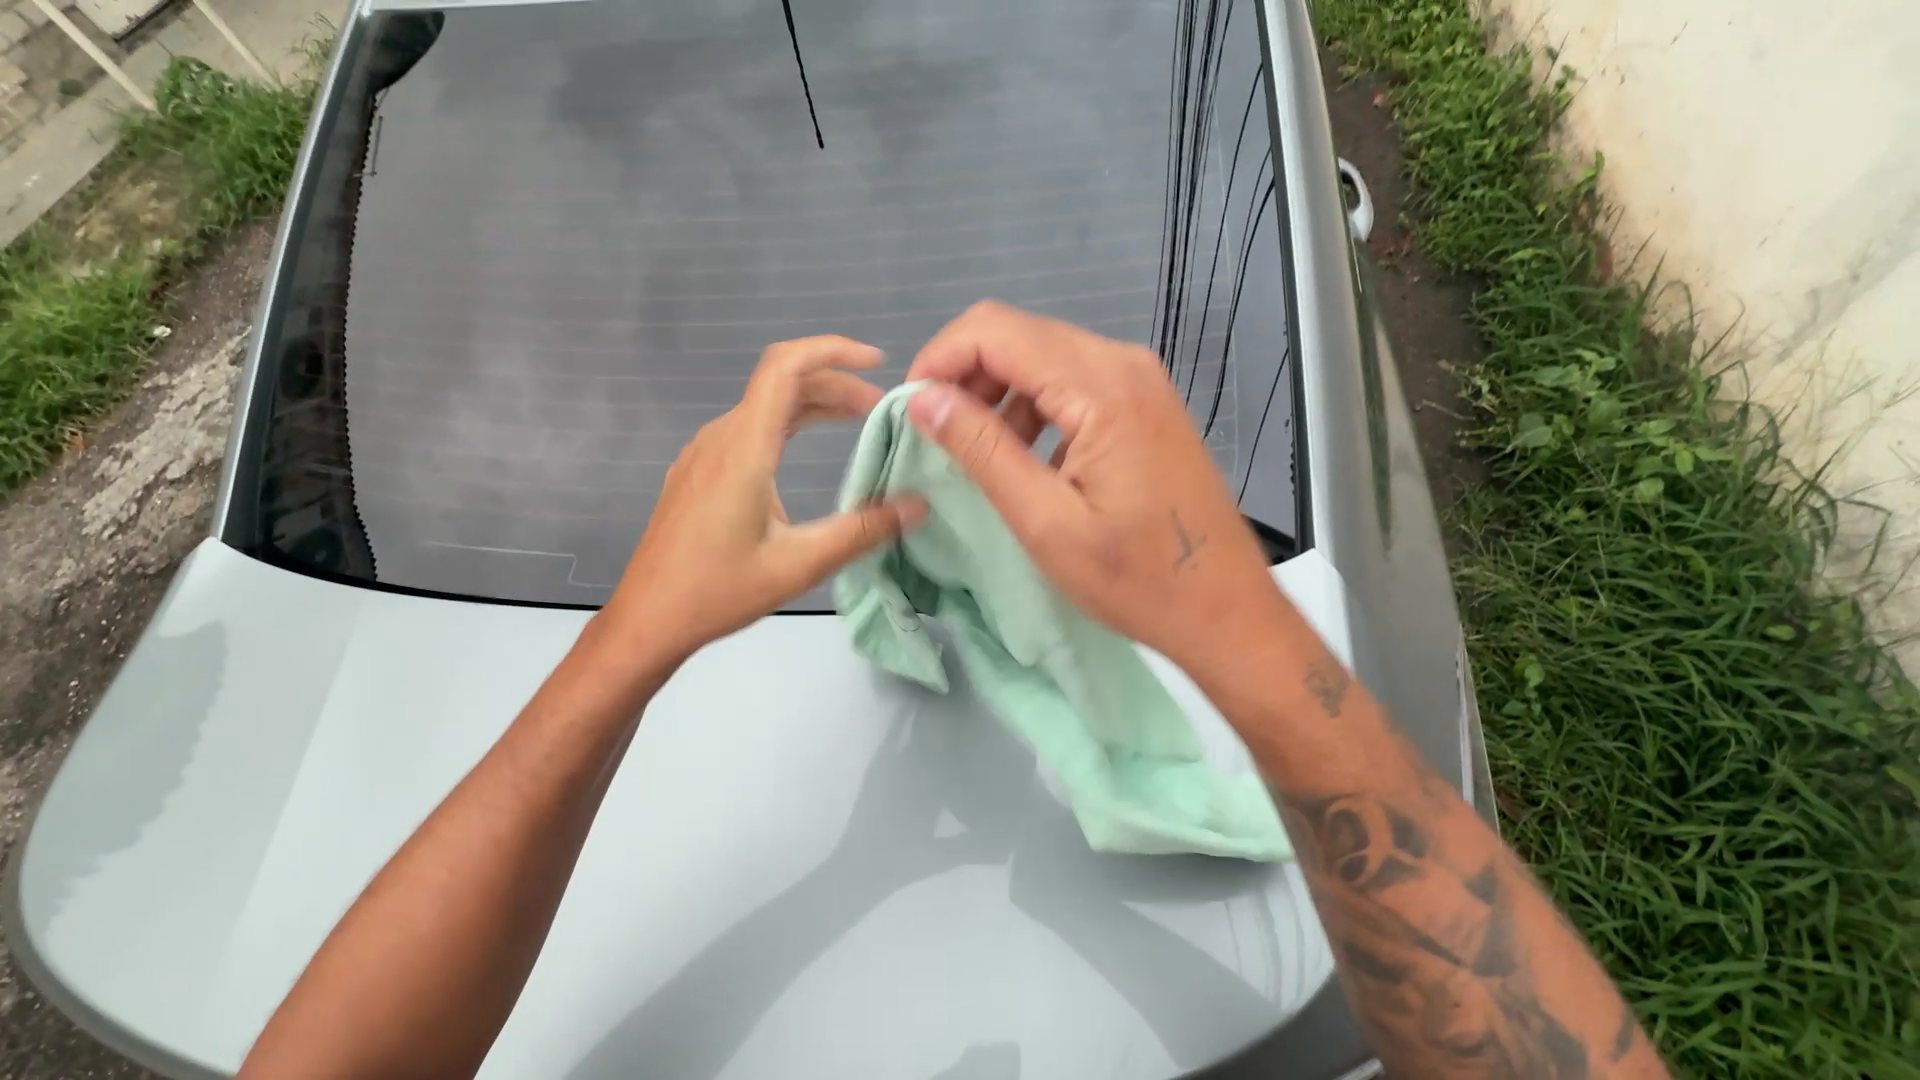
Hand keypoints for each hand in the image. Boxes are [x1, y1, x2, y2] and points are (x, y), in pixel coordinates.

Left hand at [606, 337, 925, 665]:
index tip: (877, 362)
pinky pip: (748, 427)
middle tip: (881, 410)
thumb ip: (860, 531)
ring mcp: (704, 452)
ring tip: (856, 423)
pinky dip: (788, 423)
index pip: (786, 367)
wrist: (647, 619)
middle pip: (781, 383)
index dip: (833, 350)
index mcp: (743, 449)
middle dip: (836, 384)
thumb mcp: (798, 565)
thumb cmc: (718, 591)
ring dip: (812, 404)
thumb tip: (916, 507)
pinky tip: (806, 450)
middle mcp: (720, 438)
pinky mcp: (698, 470)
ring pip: (764, 405)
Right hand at [904, 302, 1280, 671]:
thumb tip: (922, 399)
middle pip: (1019, 334)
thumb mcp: (1045, 521)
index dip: (939, 359)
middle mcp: (1124, 364)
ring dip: (999, 393)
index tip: (910, 410)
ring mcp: (1141, 381)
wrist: (1223, 608)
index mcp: (1101, 387)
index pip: (995, 331)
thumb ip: (982, 451)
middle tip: (936, 435)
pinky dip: (1035, 407)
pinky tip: (1026, 457)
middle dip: (964, 375)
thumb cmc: (1135, 579)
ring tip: (977, 453)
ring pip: (1044, 356)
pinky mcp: (1146, 404)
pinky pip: (1074, 382)